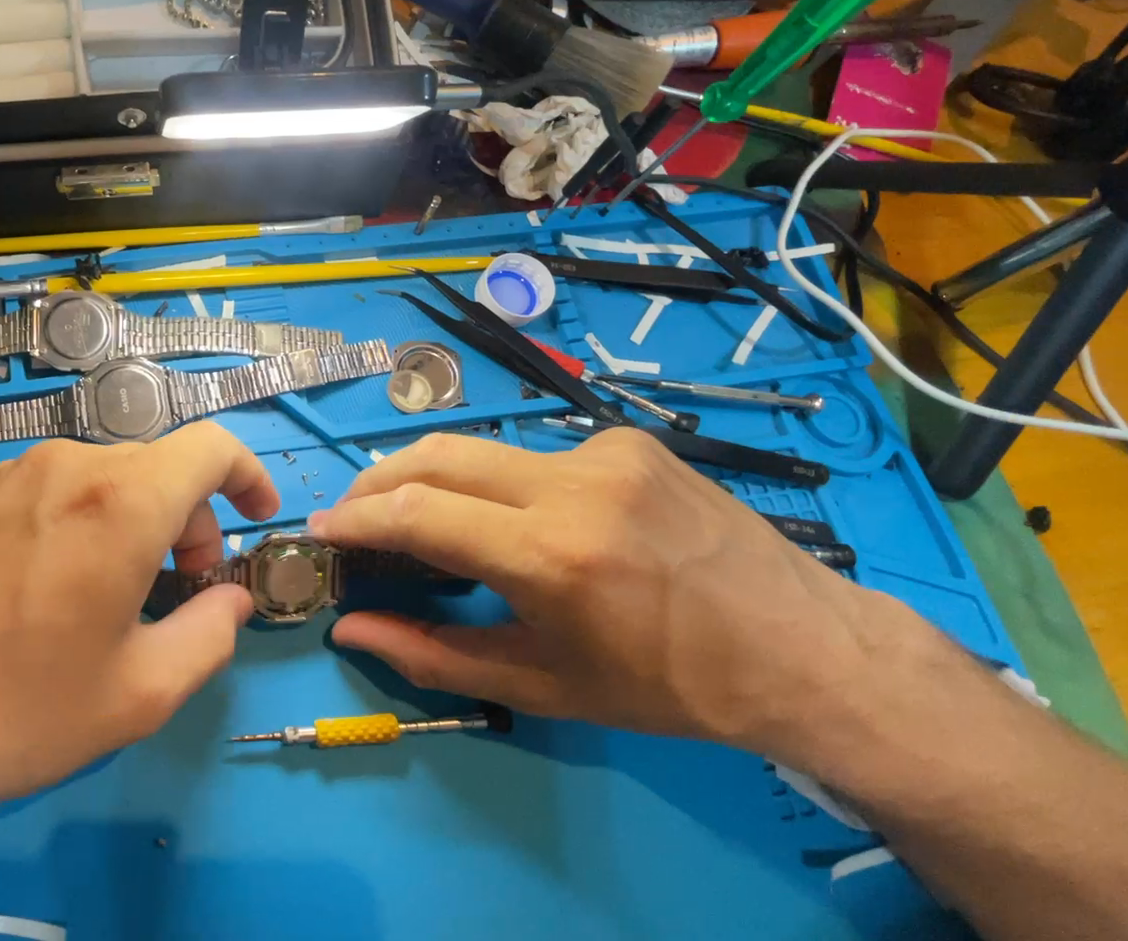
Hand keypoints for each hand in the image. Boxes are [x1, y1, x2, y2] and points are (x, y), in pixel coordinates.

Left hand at [0, 422, 278, 841]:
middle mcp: (64, 466)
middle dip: (189, 521)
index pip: (211, 448)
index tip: (258, 519)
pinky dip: (78, 524)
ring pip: (99, 480)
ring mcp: (2, 476)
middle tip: (180, 590)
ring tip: (111, 599)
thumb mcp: (136, 694)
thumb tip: (229, 601)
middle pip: (156, 468)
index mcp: (120, 500)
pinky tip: (45, 593)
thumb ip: (208, 637)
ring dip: (132, 524)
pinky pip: (45, 494)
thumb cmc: (8, 710)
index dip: (249, 476)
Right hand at [310, 428, 925, 761]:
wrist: (805, 650)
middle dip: (378, 481)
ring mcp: (604, 450)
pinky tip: (517, 519)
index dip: (357, 518)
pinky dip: (499, 482)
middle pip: (437, 455)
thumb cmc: (668, 686)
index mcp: (552, 555)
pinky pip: (534, 453)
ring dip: (434, 478)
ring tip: (416, 518)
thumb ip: (433, 654)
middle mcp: (573, 482)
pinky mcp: (627, 440)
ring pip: (481, 449)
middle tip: (352, 516)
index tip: (322, 531)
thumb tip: (351, 630)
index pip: (419, 513)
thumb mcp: (543, 685)